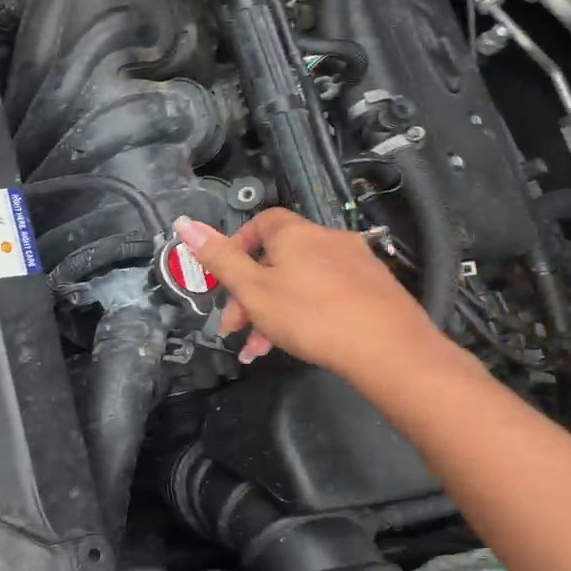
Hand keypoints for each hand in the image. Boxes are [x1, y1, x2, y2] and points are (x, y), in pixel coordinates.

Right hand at [173, 209, 446, 378]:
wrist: (387, 349)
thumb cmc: (310, 315)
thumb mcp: (252, 288)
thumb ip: (218, 258)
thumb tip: (184, 223)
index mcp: (297, 234)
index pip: (262, 221)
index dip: (237, 244)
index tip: (225, 275)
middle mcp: (328, 240)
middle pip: (277, 258)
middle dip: (249, 291)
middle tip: (234, 326)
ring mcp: (355, 264)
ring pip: (298, 281)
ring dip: (271, 310)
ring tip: (258, 347)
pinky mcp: (372, 289)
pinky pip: (324, 294)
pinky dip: (302, 313)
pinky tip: (294, 342)